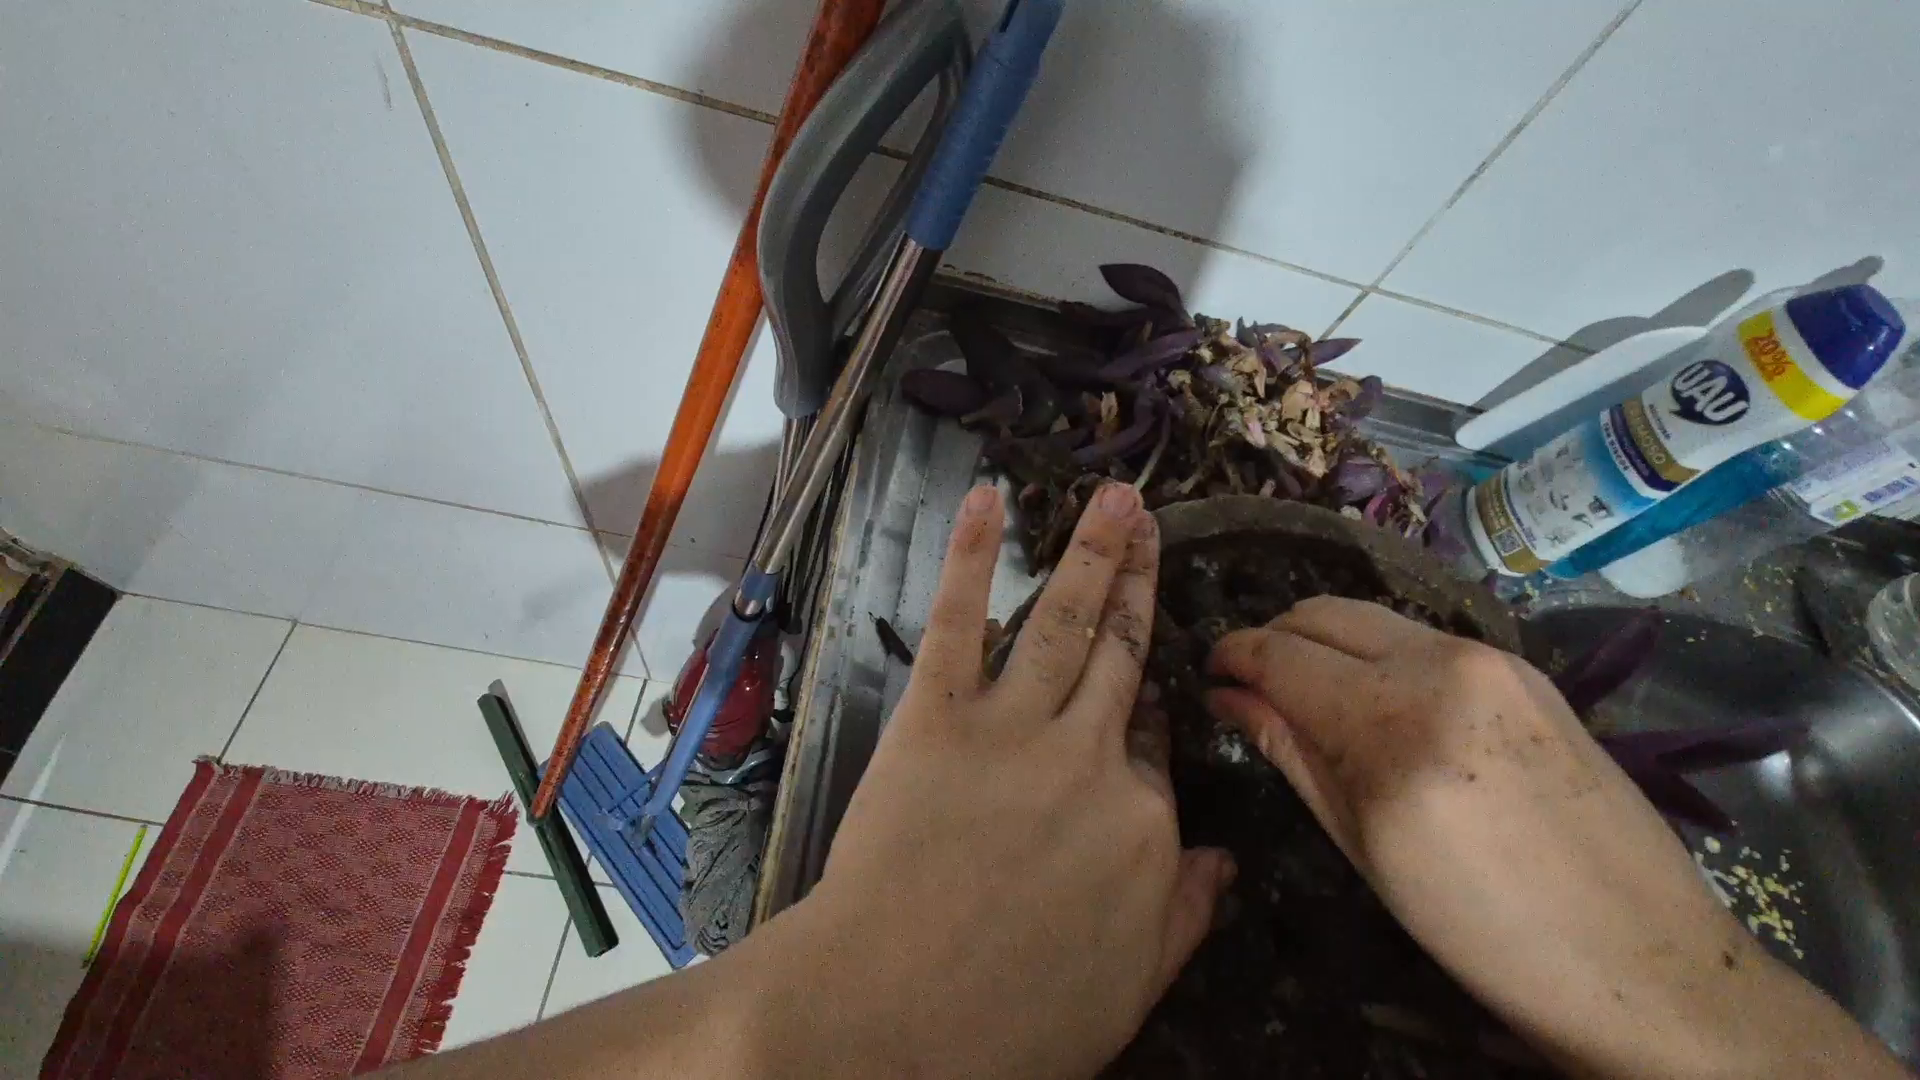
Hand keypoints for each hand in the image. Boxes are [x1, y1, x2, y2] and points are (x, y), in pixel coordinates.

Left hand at [758, 482, 1231, 1079]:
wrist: (887, 1016)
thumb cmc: (1009, 1019)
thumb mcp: (1129, 987)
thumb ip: (1185, 915)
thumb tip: (1223, 859)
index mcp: (1141, 821)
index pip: (1154, 746)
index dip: (1146, 715)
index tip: (1139, 692)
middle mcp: (1089, 756)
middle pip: (1123, 654)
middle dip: (1139, 582)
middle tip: (1151, 521)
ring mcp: (1012, 726)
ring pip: (1065, 622)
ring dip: (1091, 552)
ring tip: (1114, 498)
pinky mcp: (938, 713)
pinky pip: (960, 623)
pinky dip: (973, 559)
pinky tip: (989, 502)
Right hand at [1206, 596, 1906, 1079]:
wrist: (1645, 962)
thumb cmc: (1479, 926)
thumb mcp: (1359, 843)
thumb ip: (1288, 750)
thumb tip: (1226, 698)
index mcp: (1391, 726)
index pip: (1279, 654)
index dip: (1232, 655)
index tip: (1209, 673)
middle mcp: (1440, 668)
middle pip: (1320, 612)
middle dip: (1272, 637)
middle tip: (1251, 683)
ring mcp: (1489, 659)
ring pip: (1368, 616)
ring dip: (1321, 641)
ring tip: (1308, 692)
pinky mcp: (1523, 667)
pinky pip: (1417, 636)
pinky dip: (1374, 653)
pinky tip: (1374, 701)